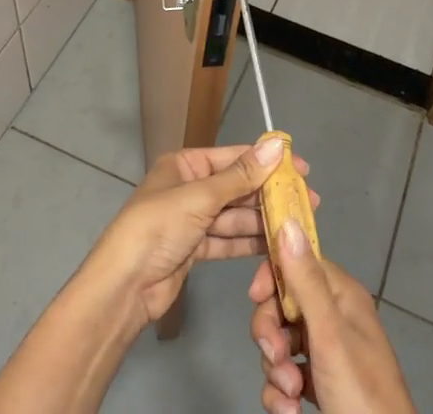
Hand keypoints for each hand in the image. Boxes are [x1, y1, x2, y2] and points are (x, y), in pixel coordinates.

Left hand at [79, 137, 313, 333]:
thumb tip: (277, 145)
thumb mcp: (201, 197)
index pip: (234, 157)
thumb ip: (241, 175)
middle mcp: (189, 188)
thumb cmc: (157, 229)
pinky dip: (248, 243)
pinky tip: (275, 245)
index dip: (268, 161)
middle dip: (269, 194)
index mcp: (185, 166)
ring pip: (235, 216)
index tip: (302, 169)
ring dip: (263, 220)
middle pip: (237, 187)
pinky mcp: (195, 249)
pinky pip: (228, 240)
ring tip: (296, 225)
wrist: (123, 286)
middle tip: (309, 202)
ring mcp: (192, 220)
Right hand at [249, 220, 415, 413]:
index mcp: (340, 295)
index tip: (255, 297)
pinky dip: (280, 394)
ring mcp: (324, 351)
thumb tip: (288, 222)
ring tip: (290, 395)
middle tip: (277, 356)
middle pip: (282, 306)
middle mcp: (333, 317)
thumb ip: (305, 281)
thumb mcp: (329, 333)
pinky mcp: (316, 382)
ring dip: (275, 370)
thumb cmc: (359, 387)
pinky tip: (289, 411)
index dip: (273, 276)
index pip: (298, 263)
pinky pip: (284, 374)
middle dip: (270, 334)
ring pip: (279, 343)